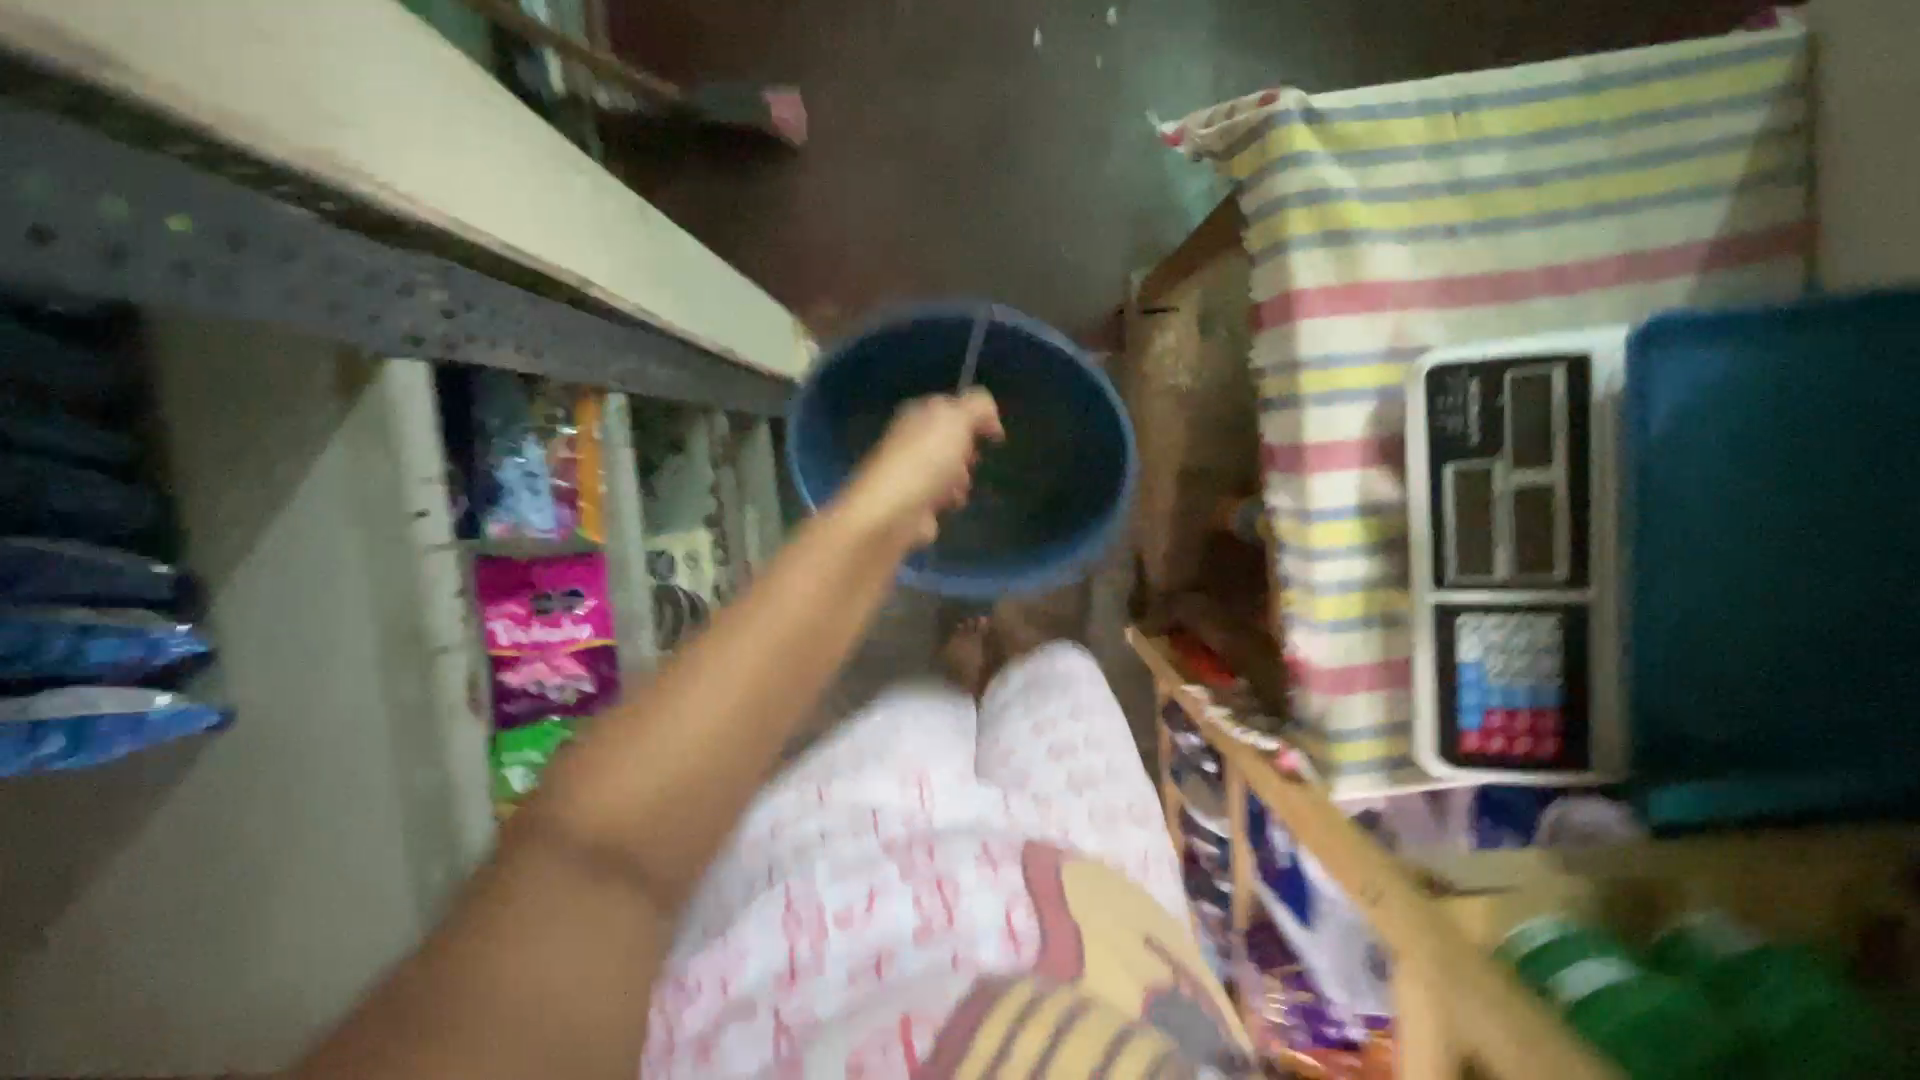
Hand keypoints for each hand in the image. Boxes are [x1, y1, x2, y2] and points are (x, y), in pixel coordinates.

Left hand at [840, 388, 1004, 546]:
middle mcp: (913, 439)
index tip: (993, 434)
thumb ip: (978, 407)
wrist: (892, 512)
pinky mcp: (914, 500)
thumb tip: (990, 415)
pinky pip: (942, 496)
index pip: (953, 407)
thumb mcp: (957, 420)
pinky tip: (948, 504)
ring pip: (951, 470)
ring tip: (957, 487)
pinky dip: (950, 500)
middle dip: (968, 452)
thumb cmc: (925, 461)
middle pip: (953, 441)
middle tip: (970, 459)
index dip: (976, 418)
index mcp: (918, 414)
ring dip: (962, 479)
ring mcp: (912, 472)